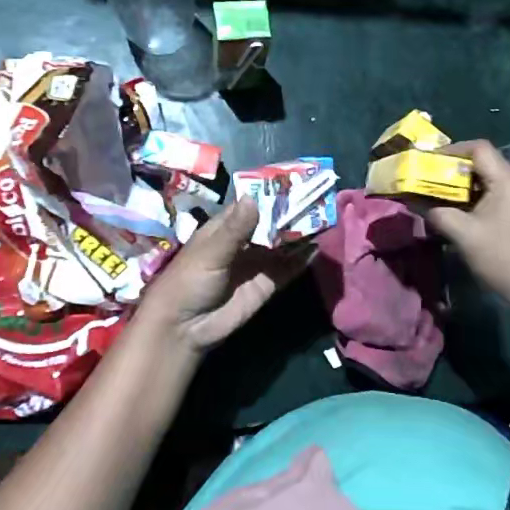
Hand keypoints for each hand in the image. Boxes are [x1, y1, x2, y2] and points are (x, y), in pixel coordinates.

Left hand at [139, 198, 314, 353]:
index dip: (272, 194)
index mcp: (226, 228)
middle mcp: (245, 242)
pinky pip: (289, 269)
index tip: (296, 182)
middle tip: (318, 199)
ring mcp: (258, 263)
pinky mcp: (267, 285)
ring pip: (283, 245)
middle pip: (272, 224)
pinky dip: (303, 260)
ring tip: (325, 219)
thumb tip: (253, 198)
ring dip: (301, 234)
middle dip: (292, 213)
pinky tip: (319, 248)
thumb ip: (235, 229)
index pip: (253, 205)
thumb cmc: (188, 281)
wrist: (184, 327)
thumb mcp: (211, 252)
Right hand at [423, 140, 509, 305]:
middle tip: (430, 177)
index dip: (452, 150)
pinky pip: (495, 192)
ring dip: (464, 183)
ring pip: (489, 177)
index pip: (479, 148)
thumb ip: (438, 213)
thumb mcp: (463, 234)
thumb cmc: (499, 256)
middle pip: (484, 161)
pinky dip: (476, 195)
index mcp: (508, 180)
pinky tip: (459, 209)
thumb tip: (416, 202)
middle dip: (455, 167)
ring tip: (440, 192)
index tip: (430, 161)